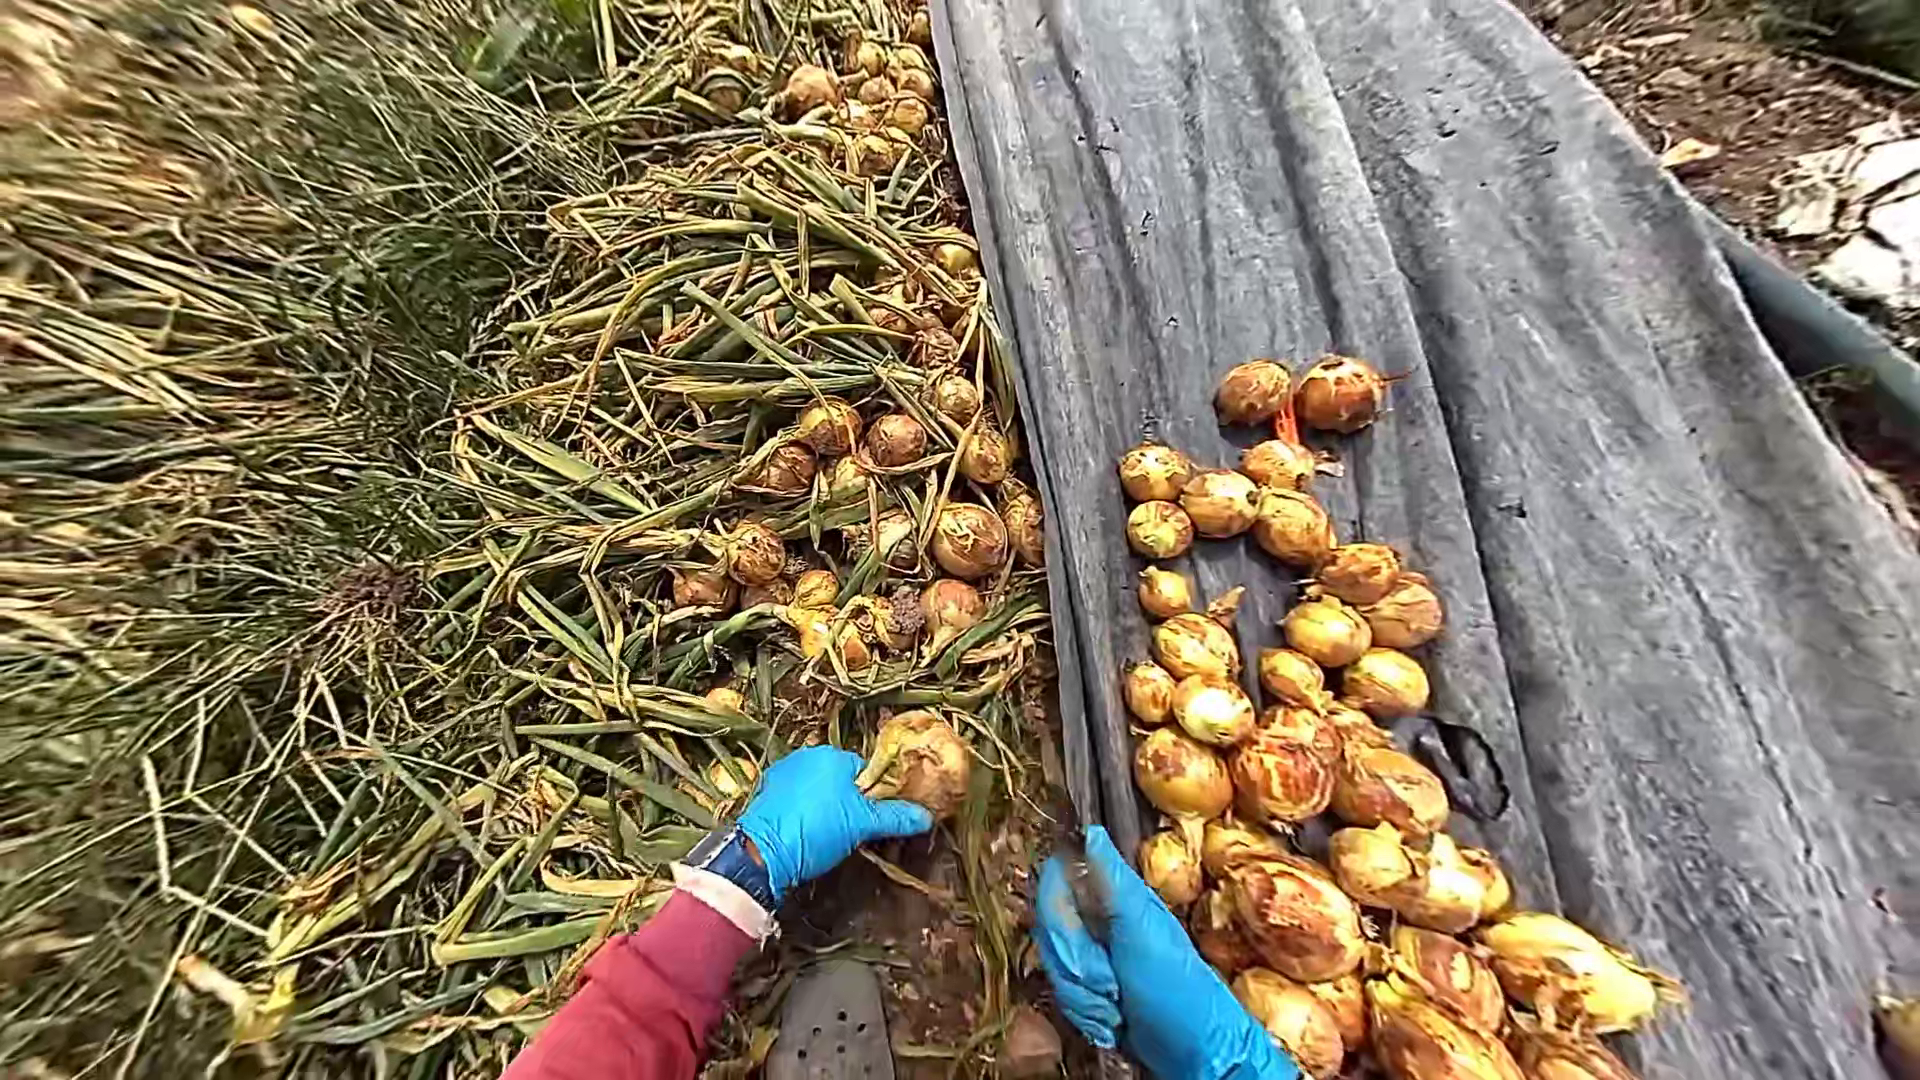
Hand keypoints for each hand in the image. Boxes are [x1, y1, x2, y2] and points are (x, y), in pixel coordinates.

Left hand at [737, 746, 933, 902]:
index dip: (874, 797)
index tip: (875, 819)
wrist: (763, 853)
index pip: (866, 772)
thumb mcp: (862, 825)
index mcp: (835, 755)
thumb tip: (927, 815)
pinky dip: (804, 809)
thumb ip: (895, 817)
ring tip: (828, 835)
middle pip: (842, 778)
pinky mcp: (768, 789)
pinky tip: (805, 831)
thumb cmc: (818, 829)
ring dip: (826, 805)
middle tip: (854, 830)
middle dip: (850, 802)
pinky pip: (797, 796)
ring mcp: (786, 771)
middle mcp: (810, 755)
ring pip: (819, 787)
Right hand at [1034, 827, 1298, 1079]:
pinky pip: (1059, 989)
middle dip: (1075, 962)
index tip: (1082, 938)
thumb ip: (1112, 877)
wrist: (1194, 1053)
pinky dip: (1083, 1012)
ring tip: (1115, 1005)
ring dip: (1080, 992)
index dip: (1059, 912)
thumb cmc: (1174, 984)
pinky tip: (1109, 1021)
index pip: (1053, 878)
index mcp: (1108, 891)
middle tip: (1110, 982)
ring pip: (1052, 959)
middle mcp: (1095, 913)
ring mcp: (1090, 950)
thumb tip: (1090, 829)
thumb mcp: (1143, 926)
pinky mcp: (1086, 984)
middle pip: (1048, 922)